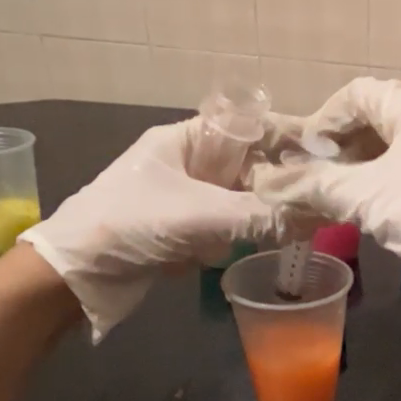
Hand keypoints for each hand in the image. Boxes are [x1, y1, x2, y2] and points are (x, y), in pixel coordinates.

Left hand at [19, 117, 293, 339]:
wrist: (76, 274)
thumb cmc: (129, 225)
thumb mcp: (199, 215)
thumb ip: (258, 215)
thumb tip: (314, 217)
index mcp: (184, 141)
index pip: (246, 126)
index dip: (284, 137)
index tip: (323, 155)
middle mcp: (188, 164)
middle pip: (248, 165)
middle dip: (280, 182)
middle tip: (319, 198)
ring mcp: (186, 200)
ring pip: (240, 200)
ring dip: (263, 213)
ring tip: (298, 225)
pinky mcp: (184, 232)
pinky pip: (227, 228)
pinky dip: (241, 237)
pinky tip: (260, 247)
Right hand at [252, 78, 400, 369]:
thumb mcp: (363, 196)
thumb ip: (314, 185)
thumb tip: (266, 184)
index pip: (360, 93)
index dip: (325, 118)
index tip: (307, 152)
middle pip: (386, 116)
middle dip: (350, 143)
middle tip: (327, 173)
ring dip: (375, 163)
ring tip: (353, 194)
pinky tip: (392, 207)